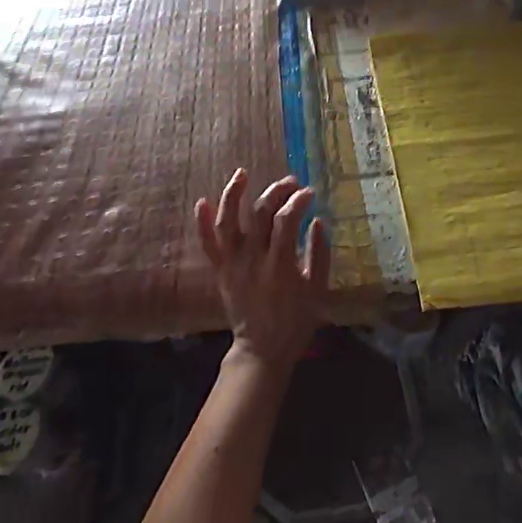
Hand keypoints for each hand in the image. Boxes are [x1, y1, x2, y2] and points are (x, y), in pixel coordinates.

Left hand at [194, 169, 329, 367]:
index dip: (298, 201)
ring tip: (242, 173)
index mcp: (280, 264)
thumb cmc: (296, 321)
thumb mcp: (318, 291)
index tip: (310, 193)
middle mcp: (253, 259)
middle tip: (291, 183)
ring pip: (228, 222)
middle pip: (260, 214)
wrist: (263, 349)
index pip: (287, 220)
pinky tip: (202, 201)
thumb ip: (319, 255)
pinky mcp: (220, 270)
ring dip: (233, 195)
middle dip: (276, 192)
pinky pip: (207, 244)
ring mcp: (232, 263)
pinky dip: (202, 223)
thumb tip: (318, 221)